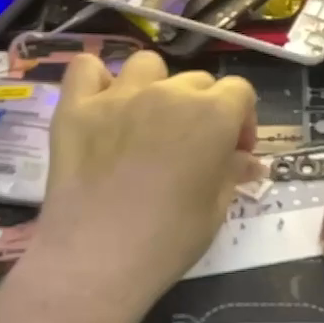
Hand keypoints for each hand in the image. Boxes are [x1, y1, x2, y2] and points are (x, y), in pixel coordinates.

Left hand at [24, 51, 259, 313]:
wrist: (99, 255)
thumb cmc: (169, 240)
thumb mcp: (214, 212)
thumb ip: (231, 175)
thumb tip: (247, 161)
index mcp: (212, 115)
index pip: (239, 93)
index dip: (242, 122)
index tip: (234, 154)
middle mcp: (168, 93)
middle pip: (196, 82)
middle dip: (204, 110)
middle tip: (194, 151)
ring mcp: (118, 95)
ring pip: (147, 67)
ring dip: (157, 88)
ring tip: (150, 125)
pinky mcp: (76, 106)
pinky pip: (88, 68)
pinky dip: (98, 80)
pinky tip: (103, 108)